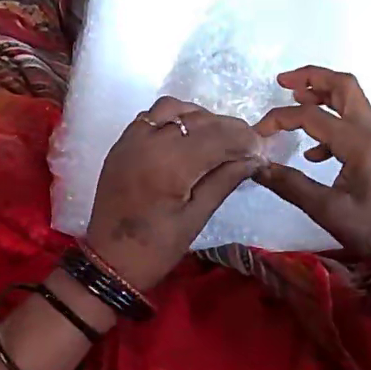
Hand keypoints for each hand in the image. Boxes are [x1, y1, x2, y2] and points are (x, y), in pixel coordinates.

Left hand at [83, 97, 266, 290]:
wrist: (109, 260)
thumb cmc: (156, 248)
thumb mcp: (196, 217)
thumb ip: (224, 180)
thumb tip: (254, 158)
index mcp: (169, 166)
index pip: (218, 137)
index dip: (244, 140)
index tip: (261, 150)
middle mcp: (149, 143)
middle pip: (199, 120)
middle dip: (228, 129)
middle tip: (246, 146)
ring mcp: (131, 139)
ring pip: (174, 109)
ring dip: (200, 118)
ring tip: (217, 138)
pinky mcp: (122, 143)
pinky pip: (151, 115)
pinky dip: (174, 118)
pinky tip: (187, 137)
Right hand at [252, 66, 370, 257]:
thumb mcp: (327, 210)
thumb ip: (290, 185)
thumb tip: (256, 166)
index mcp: (360, 143)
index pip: (313, 116)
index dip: (281, 118)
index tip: (257, 132)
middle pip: (344, 87)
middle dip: (313, 78)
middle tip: (283, 81)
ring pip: (351, 102)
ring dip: (323, 96)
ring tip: (295, 102)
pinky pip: (352, 125)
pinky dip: (330, 125)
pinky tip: (312, 152)